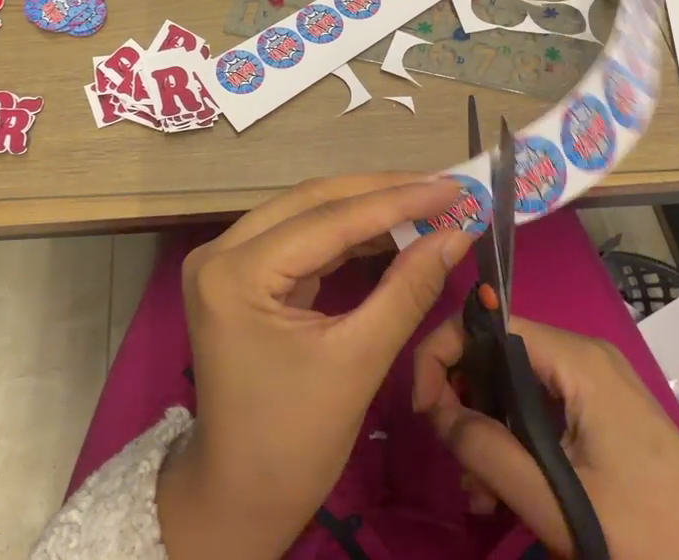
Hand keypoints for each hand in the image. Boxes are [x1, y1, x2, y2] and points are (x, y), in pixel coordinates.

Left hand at [157, 174, 474, 559]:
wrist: (242, 493)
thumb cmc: (295, 438)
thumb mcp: (358, 361)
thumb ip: (407, 289)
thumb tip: (458, 234)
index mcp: (234, 272)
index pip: (326, 218)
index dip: (396, 200)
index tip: (454, 185)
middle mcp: (220, 252)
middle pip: (311, 203)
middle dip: (381, 193)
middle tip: (445, 187)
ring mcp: (226, 263)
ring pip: (306, 216)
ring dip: (366, 210)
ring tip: (427, 202)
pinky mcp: (241, 277)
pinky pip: (299, 242)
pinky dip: (346, 236)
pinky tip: (390, 231)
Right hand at [413, 316, 678, 559]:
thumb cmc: (646, 534)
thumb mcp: (553, 497)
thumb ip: (484, 448)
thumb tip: (434, 411)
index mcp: (577, 359)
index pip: (486, 324)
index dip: (442, 357)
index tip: (423, 412)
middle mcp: (585, 357)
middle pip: (497, 356)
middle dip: (464, 405)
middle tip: (456, 465)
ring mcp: (597, 386)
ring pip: (515, 388)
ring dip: (488, 434)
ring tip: (481, 496)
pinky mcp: (604, 415)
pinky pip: (541, 411)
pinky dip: (516, 444)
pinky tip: (508, 493)